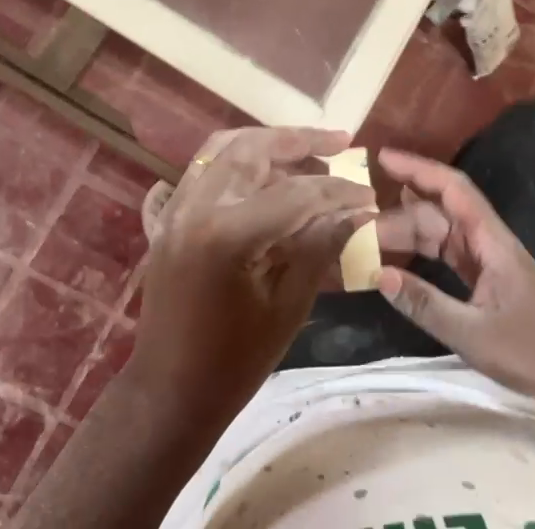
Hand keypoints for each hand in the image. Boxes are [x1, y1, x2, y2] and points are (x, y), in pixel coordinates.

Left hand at [130, 127, 374, 416]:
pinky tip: (255, 175)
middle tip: (339, 143)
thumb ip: (320, 247)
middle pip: (252, 149)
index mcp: (227, 233)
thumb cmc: (234, 362)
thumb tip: (357, 211)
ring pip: (221, 150)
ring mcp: (174, 210)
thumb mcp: (288, 305)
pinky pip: (197, 173)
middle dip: (299, 141)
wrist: (169, 393)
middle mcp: (195, 208)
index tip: (369, 195)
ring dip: (265, 145)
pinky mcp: (165, 221)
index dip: (337, 191)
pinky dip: (229, 164)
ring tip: (306, 154)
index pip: (295, 192)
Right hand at [373, 149, 534, 409]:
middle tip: (355, 226)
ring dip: (406, 233)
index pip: (453, 190)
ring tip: (365, 239)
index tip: (382, 158)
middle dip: (398, 215)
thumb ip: (424, 303)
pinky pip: (446, 254)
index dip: (419, 169)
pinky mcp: (486, 280)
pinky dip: (418, 253)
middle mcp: (488, 242)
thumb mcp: (472, 334)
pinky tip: (395, 258)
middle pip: (438, 214)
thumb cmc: (531, 353)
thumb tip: (377, 274)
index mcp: (492, 242)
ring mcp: (488, 261)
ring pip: (440, 233)